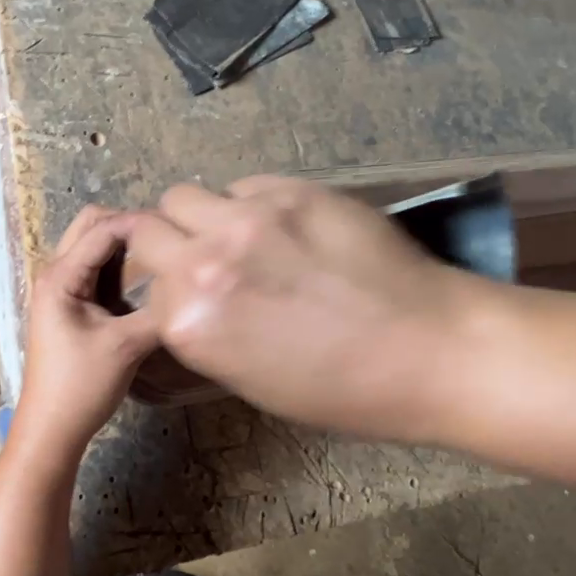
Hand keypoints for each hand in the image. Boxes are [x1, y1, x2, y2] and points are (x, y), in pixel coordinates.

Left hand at [12, 207, 160, 460]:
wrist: (52, 428)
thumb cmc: (82, 385)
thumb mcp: (126, 345)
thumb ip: (157, 309)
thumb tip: (190, 285)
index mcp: (61, 275)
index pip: (103, 228)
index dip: (140, 223)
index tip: (179, 233)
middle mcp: (55, 272)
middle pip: (92, 225)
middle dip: (128, 225)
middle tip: (167, 241)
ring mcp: (60, 288)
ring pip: (92, 246)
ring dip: (123, 244)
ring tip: (161, 256)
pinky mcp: (69, 304)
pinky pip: (94, 268)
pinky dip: (118, 264)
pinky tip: (145, 280)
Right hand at [127, 176, 482, 438]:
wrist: (431, 351)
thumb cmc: (343, 389)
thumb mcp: (248, 378)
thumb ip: (202, 329)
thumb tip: (187, 296)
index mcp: (188, 323)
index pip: (145, 284)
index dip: (165, 286)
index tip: (187, 290)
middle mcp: (204, 264)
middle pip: (148, 229)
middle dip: (167, 242)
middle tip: (204, 257)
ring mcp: (247, 219)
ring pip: (186, 196)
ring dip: (204, 216)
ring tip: (243, 235)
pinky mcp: (290, 190)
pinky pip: (244, 186)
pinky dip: (252, 203)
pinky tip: (288, 227)